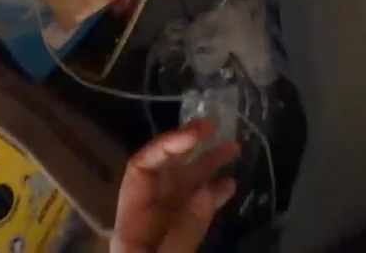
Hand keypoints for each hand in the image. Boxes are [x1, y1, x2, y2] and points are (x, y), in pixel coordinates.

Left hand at [110, 119, 240, 252]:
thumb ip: (183, 232)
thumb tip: (208, 192)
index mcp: (130, 222)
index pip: (141, 168)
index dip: (167, 145)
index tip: (196, 133)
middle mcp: (147, 219)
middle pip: (166, 172)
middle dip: (191, 147)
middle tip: (215, 125)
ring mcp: (164, 230)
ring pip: (186, 188)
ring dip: (209, 166)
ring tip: (235, 147)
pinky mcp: (181, 244)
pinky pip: (197, 211)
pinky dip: (213, 196)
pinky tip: (231, 184)